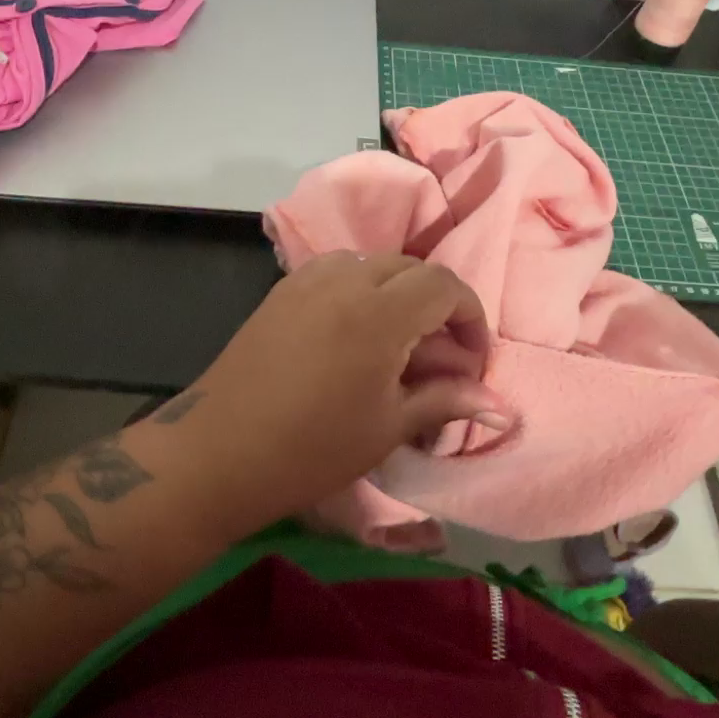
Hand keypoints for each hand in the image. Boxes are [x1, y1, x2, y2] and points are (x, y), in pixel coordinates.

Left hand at [143, 252, 510, 533]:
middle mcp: (345, 280)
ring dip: (397, 292)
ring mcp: (307, 280)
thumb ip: (445, 401)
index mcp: (379, 312)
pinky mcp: (281, 291)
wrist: (218, 454)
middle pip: (411, 268)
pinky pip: (336, 271)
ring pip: (372, 264)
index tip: (472, 360)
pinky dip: (360, 289)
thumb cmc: (312, 449)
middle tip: (441, 356)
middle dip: (437, 304)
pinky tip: (354, 333)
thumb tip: (500, 407)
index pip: (444, 285)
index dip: (470, 317)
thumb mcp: (388, 427)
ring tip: (398, 343)